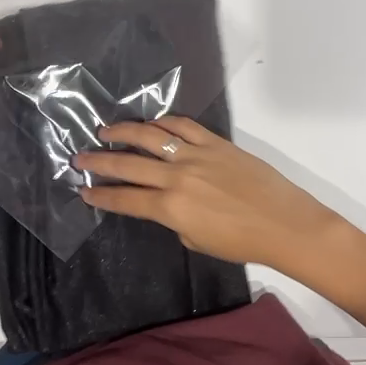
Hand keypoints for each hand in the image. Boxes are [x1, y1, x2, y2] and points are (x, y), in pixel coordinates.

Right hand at [75, 117, 349, 272]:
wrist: (285, 225)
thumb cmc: (241, 242)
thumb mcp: (195, 240)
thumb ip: (172, 218)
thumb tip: (163, 201)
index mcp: (170, 208)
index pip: (125, 199)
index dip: (101, 196)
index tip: (83, 191)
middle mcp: (176, 177)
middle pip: (128, 165)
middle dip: (99, 162)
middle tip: (80, 158)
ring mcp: (196, 155)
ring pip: (150, 136)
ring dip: (123, 132)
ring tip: (105, 131)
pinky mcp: (216, 143)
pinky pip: (183, 126)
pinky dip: (163, 122)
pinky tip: (152, 124)